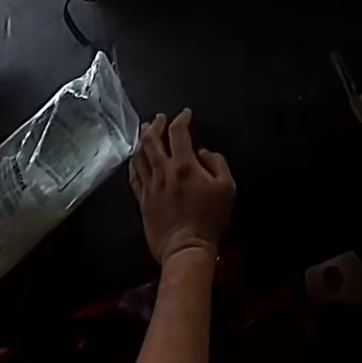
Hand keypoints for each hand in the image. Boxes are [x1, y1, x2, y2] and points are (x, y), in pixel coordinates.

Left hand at [128, 110, 234, 265]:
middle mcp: (163, 171)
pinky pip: (134, 176)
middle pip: (152, 141)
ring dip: (141, 140)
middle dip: (155, 125)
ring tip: (144, 131)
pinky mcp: (142, 200)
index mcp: (184, 165)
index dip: (181, 120)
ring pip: (139, 156)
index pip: (178, 133)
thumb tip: (203, 152)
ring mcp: (150, 186)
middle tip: (159, 118)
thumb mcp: (227, 186)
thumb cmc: (210, 217)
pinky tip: (135, 158)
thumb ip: (216, 163)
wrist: (186, 248)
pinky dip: (134, 163)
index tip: (185, 114)